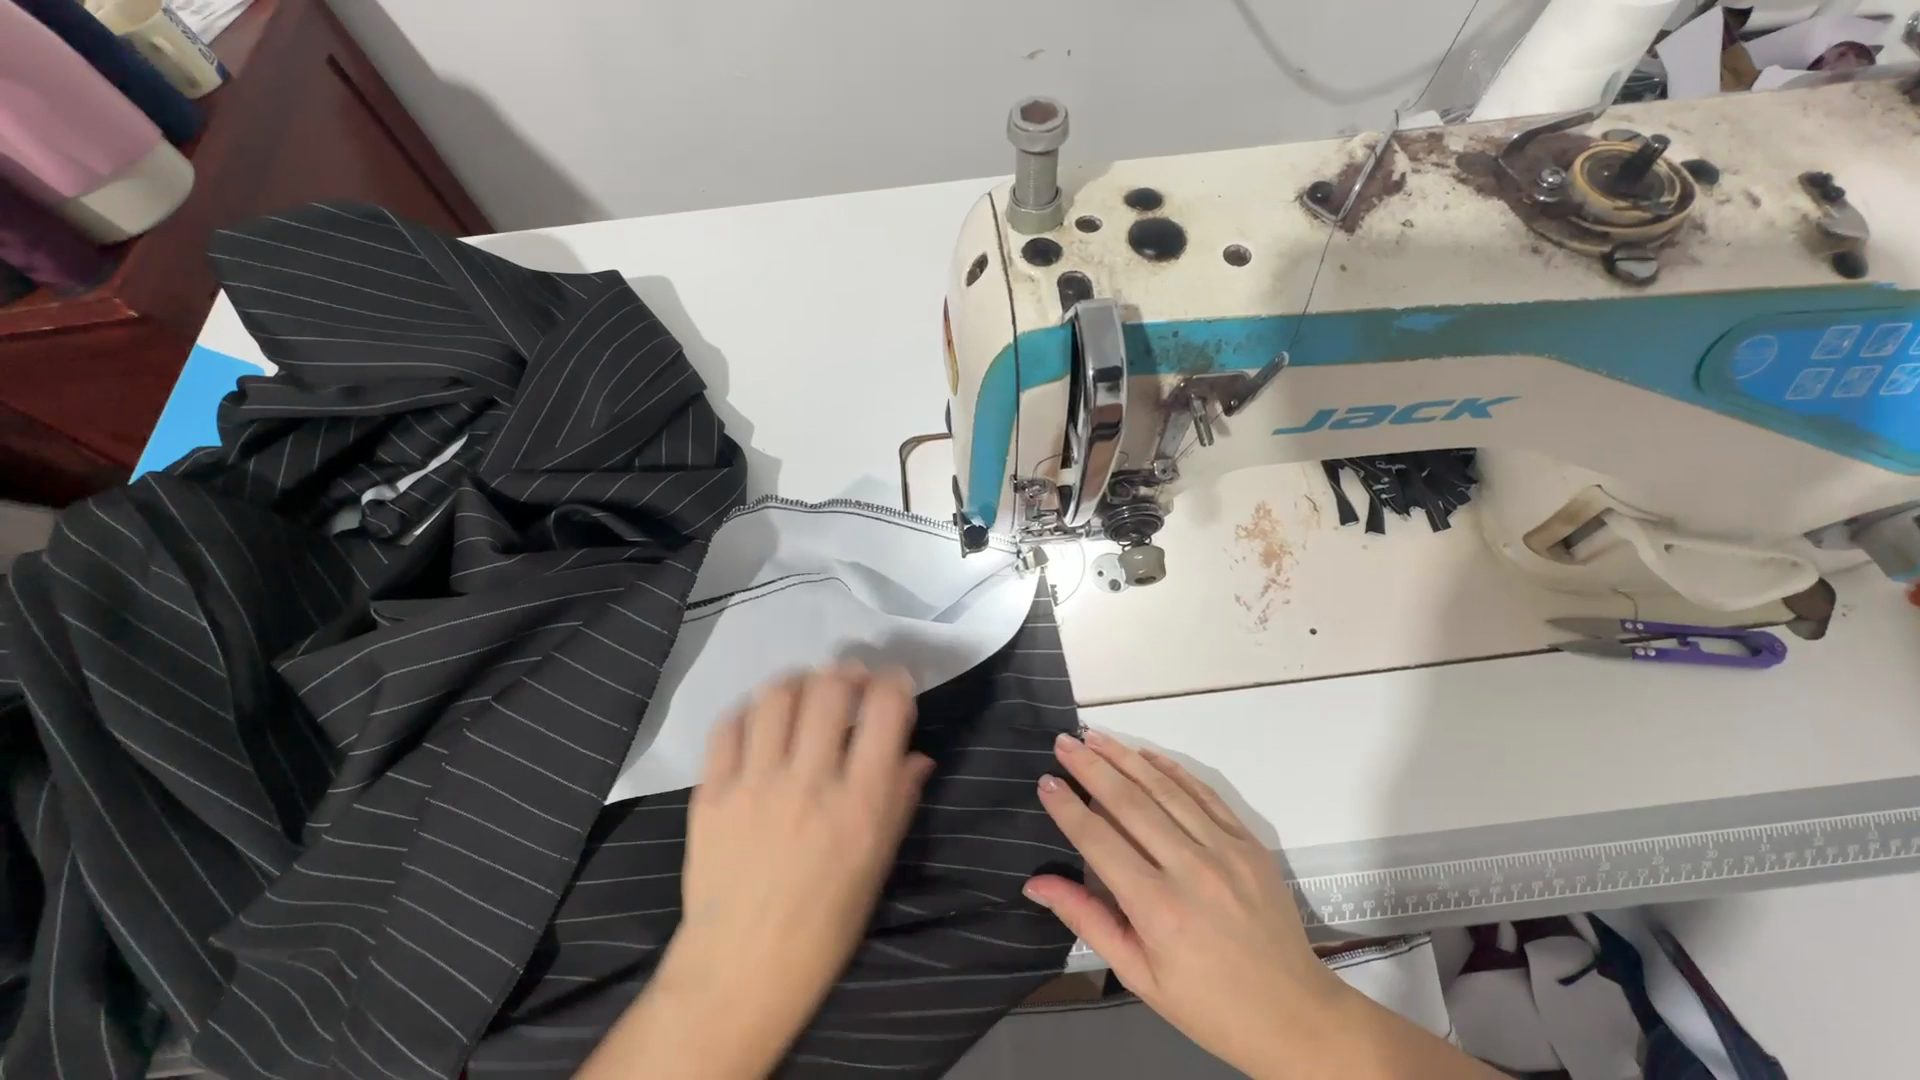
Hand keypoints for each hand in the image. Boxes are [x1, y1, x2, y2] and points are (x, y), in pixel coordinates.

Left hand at [577, 665, 931, 1079]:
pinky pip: (729, 727)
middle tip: (851, 680)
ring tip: (807, 690)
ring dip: (799, 681)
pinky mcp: (711, 792)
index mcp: (859, 805)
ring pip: (776, 697)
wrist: (742, 969)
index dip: (895, 682)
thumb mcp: (877, 866)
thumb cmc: (825, 925)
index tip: (896, 682)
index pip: (884, 710)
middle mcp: (808, 783)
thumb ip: (899, 802)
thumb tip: (918, 754)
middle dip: (847, 672)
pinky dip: (750, 711)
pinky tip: (762, 720)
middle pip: (829, 689)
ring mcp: (754, 784)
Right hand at [1023, 731, 1341, 1076]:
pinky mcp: (1250, 844)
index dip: (1068, 808)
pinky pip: (1205, 795)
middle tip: (1064, 741)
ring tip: (1096, 737)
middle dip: (1091, 767)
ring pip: (1165, 790)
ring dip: (1126, 758)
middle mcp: (1190, 869)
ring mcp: (1225, 851)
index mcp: (1157, 908)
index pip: (1099, 841)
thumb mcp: (1138, 974)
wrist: (1293, 1014)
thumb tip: (1036, 883)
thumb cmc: (1206, 1005)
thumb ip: (1087, 920)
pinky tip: (1147, 754)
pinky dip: (1173, 770)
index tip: (1045, 781)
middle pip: (1129, 803)